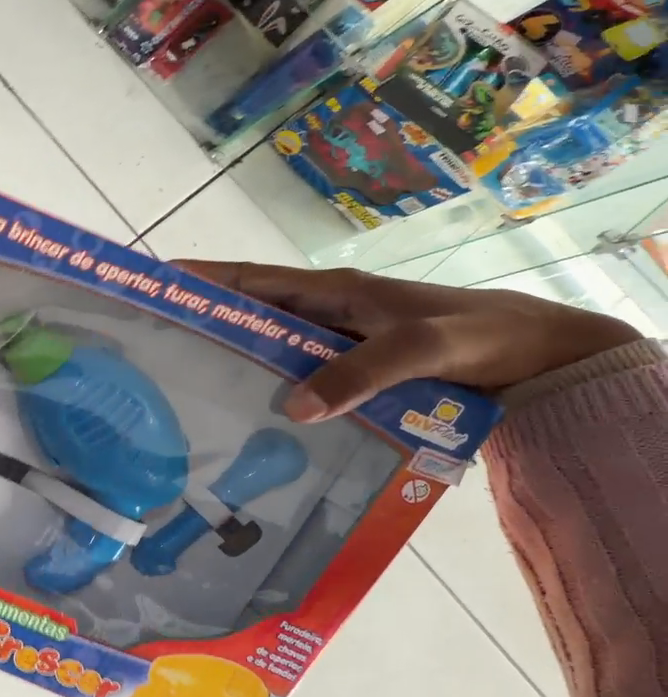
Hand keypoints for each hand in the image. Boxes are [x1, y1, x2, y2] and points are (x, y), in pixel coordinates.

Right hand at [176, 261, 641, 420]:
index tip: (149, 285)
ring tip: (181, 389)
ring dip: (229, 363)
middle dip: (198, 324)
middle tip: (149, 349)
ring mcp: (334, 344)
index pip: (248, 279)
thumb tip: (293, 409)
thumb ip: (360, 374)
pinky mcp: (349, 372)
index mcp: (331, 292)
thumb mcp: (424, 349)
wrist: (547, 360)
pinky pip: (294, 378)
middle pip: (246, 315)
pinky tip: (246, 417)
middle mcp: (323, 314)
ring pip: (266, 350)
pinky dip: (266, 391)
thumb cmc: (482, 337)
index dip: (198, 279)